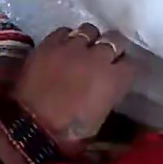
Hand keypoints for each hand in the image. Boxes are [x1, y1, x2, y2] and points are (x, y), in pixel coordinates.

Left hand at [11, 23, 138, 148]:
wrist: (32, 125)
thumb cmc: (69, 133)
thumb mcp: (99, 119)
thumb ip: (108, 96)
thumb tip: (107, 89)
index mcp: (114, 79)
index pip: (130, 64)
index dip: (123, 68)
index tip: (118, 73)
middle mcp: (98, 57)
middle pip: (115, 39)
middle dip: (112, 46)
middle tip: (104, 56)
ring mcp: (73, 47)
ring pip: (89, 30)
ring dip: (89, 39)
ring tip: (83, 48)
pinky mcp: (50, 43)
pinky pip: (63, 31)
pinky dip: (66, 38)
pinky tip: (63, 47)